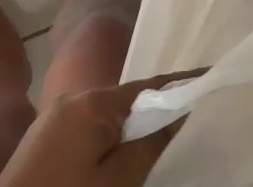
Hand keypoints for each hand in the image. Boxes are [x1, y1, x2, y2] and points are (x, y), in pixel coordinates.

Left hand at [0, 72, 198, 186]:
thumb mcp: (118, 181)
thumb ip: (150, 143)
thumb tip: (178, 111)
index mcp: (92, 103)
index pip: (148, 85)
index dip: (181, 84)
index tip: (210, 77)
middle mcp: (72, 98)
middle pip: (127, 97)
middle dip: (155, 106)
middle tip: (188, 113)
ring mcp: (53, 116)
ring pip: (106, 111)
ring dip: (131, 122)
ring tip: (158, 134)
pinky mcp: (43, 136)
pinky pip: (87, 123)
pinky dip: (109, 132)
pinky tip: (120, 150)